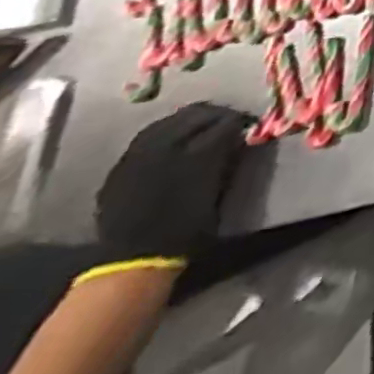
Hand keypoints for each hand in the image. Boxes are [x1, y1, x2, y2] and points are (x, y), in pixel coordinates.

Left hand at [96, 103, 250, 261]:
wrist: (135, 259)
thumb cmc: (187, 231)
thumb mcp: (218, 195)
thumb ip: (228, 163)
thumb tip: (240, 140)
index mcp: (198, 156)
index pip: (226, 123)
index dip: (241, 120)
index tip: (249, 122)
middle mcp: (168, 147)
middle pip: (198, 114)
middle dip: (217, 113)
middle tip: (230, 119)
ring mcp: (141, 153)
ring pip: (171, 119)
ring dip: (191, 118)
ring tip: (203, 123)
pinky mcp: (123, 162)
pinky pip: (149, 134)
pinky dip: (166, 129)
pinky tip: (175, 134)